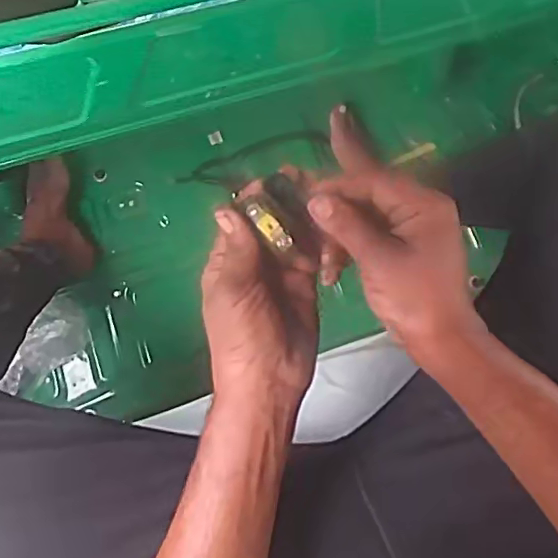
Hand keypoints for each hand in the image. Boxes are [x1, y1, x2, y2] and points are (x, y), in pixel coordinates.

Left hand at [201, 196, 319, 420]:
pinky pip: (312, 254)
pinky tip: (331, 230)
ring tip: (324, 200)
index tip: (275, 178)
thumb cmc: (240, 336)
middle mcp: (254, 260)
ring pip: (293, 234)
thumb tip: (226, 208)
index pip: (239, 218)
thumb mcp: (232, 290)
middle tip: (308, 182)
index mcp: (227, 259)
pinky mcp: (305, 282)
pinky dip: (320, 242)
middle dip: (285, 202)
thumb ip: (236, 249)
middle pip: (270, 222)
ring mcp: (281, 271)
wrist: (269, 379)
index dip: (255, 197)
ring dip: (306, 218)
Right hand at [307, 105, 483, 351]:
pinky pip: (367, 231)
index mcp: (423, 204)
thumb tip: (315, 199)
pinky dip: (347, 245)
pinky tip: (331, 265)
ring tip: (320, 254)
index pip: (372, 180)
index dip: (336, 185)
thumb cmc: (415, 299)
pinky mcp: (400, 243)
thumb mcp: (378, 261)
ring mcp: (410, 225)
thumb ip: (347, 226)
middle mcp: (418, 206)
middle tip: (301, 182)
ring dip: (338, 231)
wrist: (440, 340)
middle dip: (335, 198)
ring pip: (363, 213)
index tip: (305, 194)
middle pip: (367, 190)